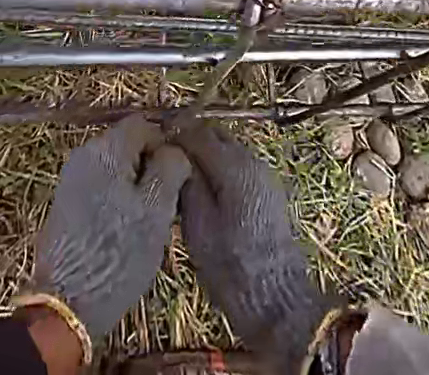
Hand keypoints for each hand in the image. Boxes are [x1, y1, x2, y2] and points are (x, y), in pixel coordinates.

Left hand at [29, 115, 191, 342]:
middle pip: (129, 144)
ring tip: (146, 221)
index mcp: (105, 149)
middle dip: (150, 167)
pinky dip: (117, 198)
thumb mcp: (158, 208)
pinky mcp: (65, 203)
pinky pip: (101, 186)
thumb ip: (171, 165)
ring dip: (135, 185)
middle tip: (164, 203)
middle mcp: (83, 155)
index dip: (165, 144)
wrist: (66, 308)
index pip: (144, 124)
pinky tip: (125, 229)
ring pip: (117, 167)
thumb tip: (173, 148)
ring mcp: (70, 179)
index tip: (176, 177)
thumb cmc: (118, 253)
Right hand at [176, 124, 328, 367]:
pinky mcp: (267, 187)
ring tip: (182, 172)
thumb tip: (177, 155)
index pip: (200, 133)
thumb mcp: (198, 226)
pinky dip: (220, 165)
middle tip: (166, 155)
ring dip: (207, 151)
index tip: (154, 141)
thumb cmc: (230, 265)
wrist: (274, 295)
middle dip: (192, 138)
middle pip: (217, 134)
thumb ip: (188, 183)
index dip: (175, 133)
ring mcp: (263, 172)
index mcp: (235, 166)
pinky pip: (239, 164)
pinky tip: (205, 186)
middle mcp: (252, 160)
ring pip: (229, 148)